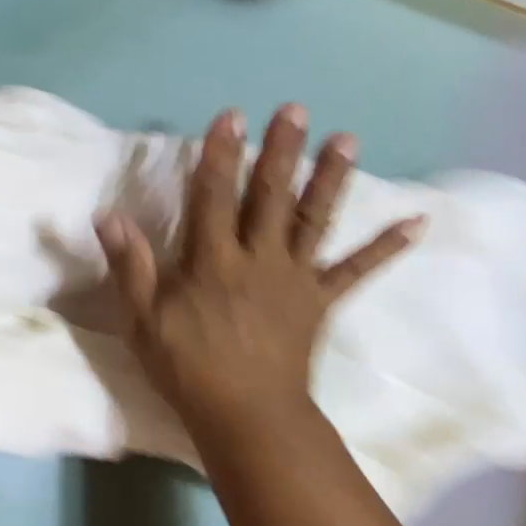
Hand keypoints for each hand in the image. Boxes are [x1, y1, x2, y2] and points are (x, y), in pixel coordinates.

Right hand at [93, 105, 424, 434]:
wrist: (247, 414)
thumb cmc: (185, 365)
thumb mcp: (141, 317)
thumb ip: (130, 264)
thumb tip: (109, 215)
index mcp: (211, 261)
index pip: (212, 196)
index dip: (219, 155)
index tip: (230, 117)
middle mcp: (258, 259)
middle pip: (269, 197)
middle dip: (280, 152)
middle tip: (295, 110)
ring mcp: (295, 279)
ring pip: (314, 220)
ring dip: (331, 178)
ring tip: (348, 139)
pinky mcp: (320, 302)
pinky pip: (356, 271)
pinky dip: (386, 246)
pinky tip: (417, 222)